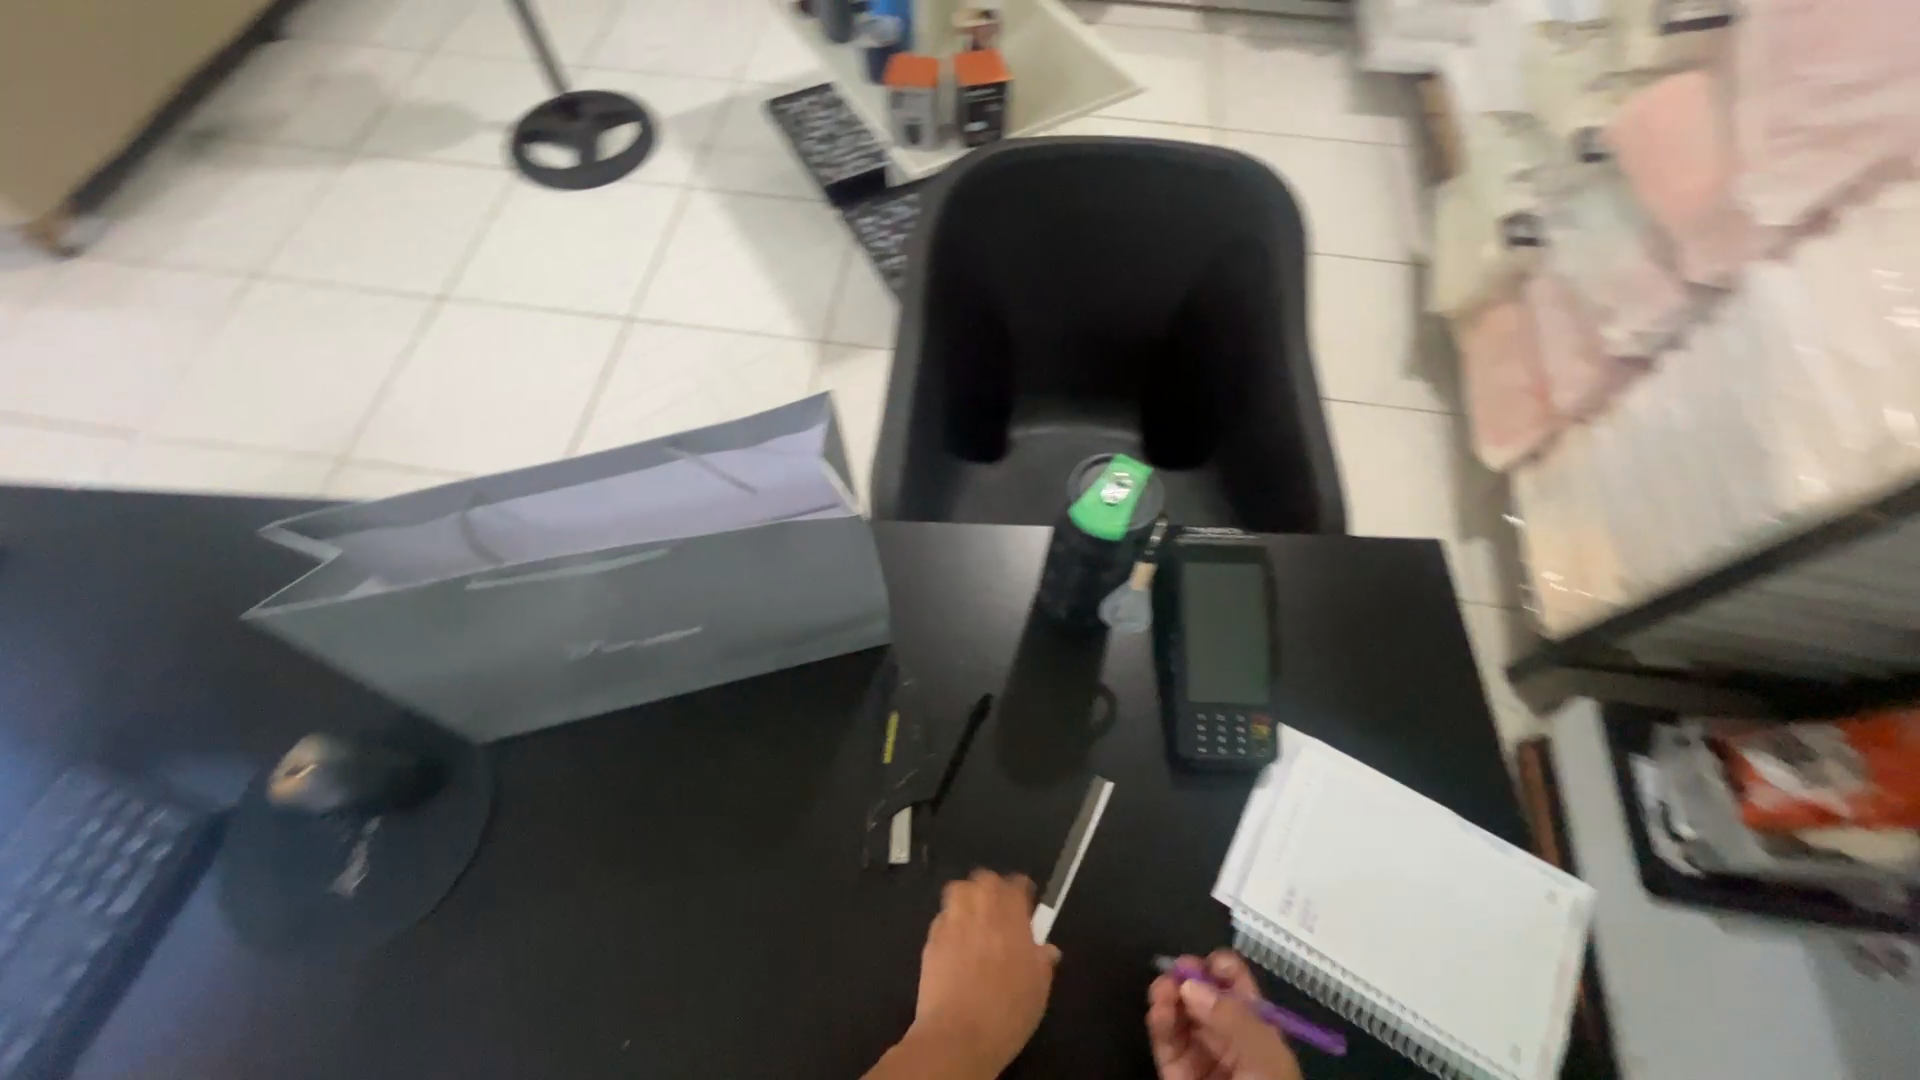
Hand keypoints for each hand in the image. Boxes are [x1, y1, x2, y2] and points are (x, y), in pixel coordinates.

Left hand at [908, 870, 1061, 1075]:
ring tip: (975, 916)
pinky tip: (956, 941)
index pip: (1017, 885)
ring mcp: (952, 923)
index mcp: (1011, 920)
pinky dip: (950, 921)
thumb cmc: (1006, 1014)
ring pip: (958, 889)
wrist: (958, 1036)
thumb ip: (1043, 962)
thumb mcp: (1038, 991)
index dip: (1022, 889)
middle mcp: (981, 912)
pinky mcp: (931, 939)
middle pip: (984, 879)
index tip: (1025, 901)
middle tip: (1000, 908)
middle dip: (993, 887)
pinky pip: (942, 916)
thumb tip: (1047, 949)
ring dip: (968, 896)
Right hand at [1147, 951, 1302, 1079]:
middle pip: (1204, 994)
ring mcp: (1200, 1056)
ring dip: (1169, 994)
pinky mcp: (1175, 1073)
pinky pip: (1164, 1039)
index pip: (1239, 987)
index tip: (1208, 963)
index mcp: (1259, 1032)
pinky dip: (1158, 1018)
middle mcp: (1228, 1039)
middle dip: (1190, 976)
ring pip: (1180, 1012)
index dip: (1223, 969)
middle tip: (1178, 970)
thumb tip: (1190, 985)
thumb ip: (1233, 1018)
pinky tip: (1158, 1008)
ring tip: (1163, 990)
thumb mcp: (1266, 1061)